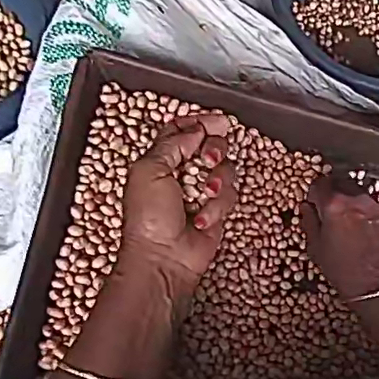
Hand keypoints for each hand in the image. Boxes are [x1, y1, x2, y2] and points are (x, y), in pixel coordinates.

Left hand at [118, 115, 237, 299]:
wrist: (163, 257)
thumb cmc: (148, 218)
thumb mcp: (150, 170)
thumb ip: (173, 144)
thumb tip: (196, 130)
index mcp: (162, 159)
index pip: (184, 129)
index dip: (200, 122)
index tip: (217, 121)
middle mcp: (184, 172)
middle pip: (211, 144)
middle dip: (214, 149)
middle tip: (208, 159)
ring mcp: (202, 192)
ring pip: (225, 169)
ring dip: (217, 180)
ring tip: (204, 194)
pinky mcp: (217, 210)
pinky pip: (230, 196)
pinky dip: (216, 208)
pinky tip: (201, 221)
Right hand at [299, 173, 378, 299]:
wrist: (373, 283)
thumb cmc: (341, 268)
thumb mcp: (315, 247)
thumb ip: (309, 221)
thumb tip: (306, 207)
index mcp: (334, 205)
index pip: (320, 183)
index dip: (315, 192)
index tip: (314, 201)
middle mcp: (356, 199)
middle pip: (340, 183)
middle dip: (332, 193)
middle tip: (329, 209)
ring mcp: (374, 205)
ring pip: (357, 192)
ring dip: (349, 200)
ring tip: (346, 221)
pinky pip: (371, 204)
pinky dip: (364, 210)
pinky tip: (361, 228)